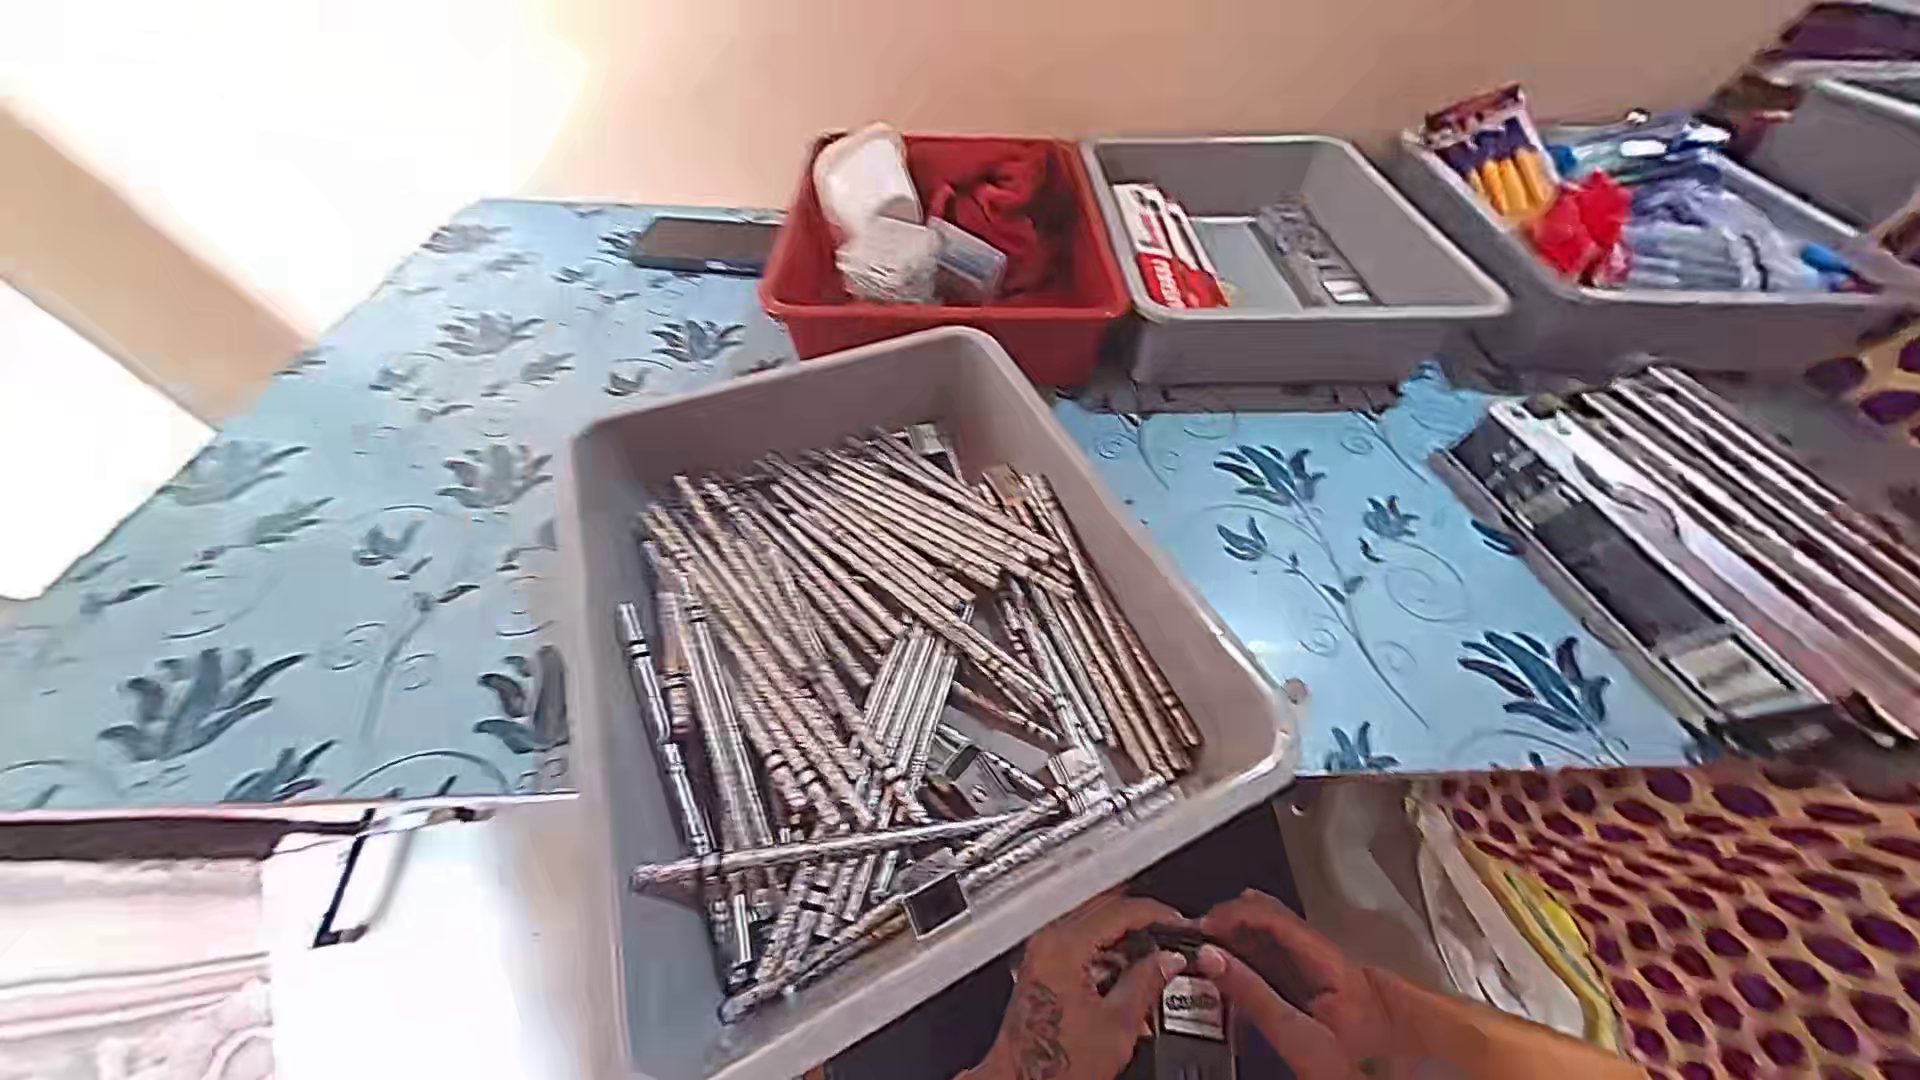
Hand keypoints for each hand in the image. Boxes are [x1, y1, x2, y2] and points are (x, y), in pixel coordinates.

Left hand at [966, 894, 1189, 1079]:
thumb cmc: (1057, 1064)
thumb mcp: (1116, 1026)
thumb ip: (1146, 984)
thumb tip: (1167, 960)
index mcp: (1066, 944)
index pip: (1118, 909)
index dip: (1154, 913)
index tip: (1176, 922)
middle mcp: (1050, 936)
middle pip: (1103, 905)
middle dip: (1140, 918)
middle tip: (1168, 934)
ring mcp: (1043, 946)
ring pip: (1091, 919)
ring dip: (1123, 933)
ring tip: (1151, 957)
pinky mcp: (1042, 959)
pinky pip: (1079, 936)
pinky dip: (1105, 947)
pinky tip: (1125, 972)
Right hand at [1198, 890, 1389, 1076]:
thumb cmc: (1362, 1076)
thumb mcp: (1301, 1043)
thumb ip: (1254, 996)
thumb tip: (1213, 957)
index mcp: (1330, 963)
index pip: (1272, 914)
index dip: (1233, 913)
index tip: (1205, 926)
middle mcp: (1329, 958)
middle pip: (1271, 917)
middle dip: (1232, 920)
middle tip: (1203, 936)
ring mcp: (1324, 970)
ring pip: (1272, 934)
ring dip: (1239, 937)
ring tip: (1213, 951)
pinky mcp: (1318, 985)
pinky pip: (1276, 954)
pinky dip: (1249, 954)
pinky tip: (1235, 969)